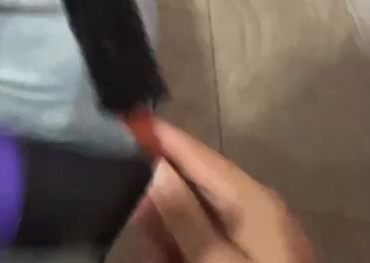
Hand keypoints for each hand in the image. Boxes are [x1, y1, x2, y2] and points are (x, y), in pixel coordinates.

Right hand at [115, 120, 313, 262]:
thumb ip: (184, 217)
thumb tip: (154, 163)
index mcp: (253, 202)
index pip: (195, 152)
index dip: (156, 136)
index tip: (115, 119)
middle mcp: (254, 211)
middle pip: (192, 182)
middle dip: (154, 193)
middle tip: (115, 198)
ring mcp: (253, 242)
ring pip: (193, 217)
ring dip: (164, 229)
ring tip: (145, 246)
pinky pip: (205, 245)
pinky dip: (181, 248)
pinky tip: (163, 256)